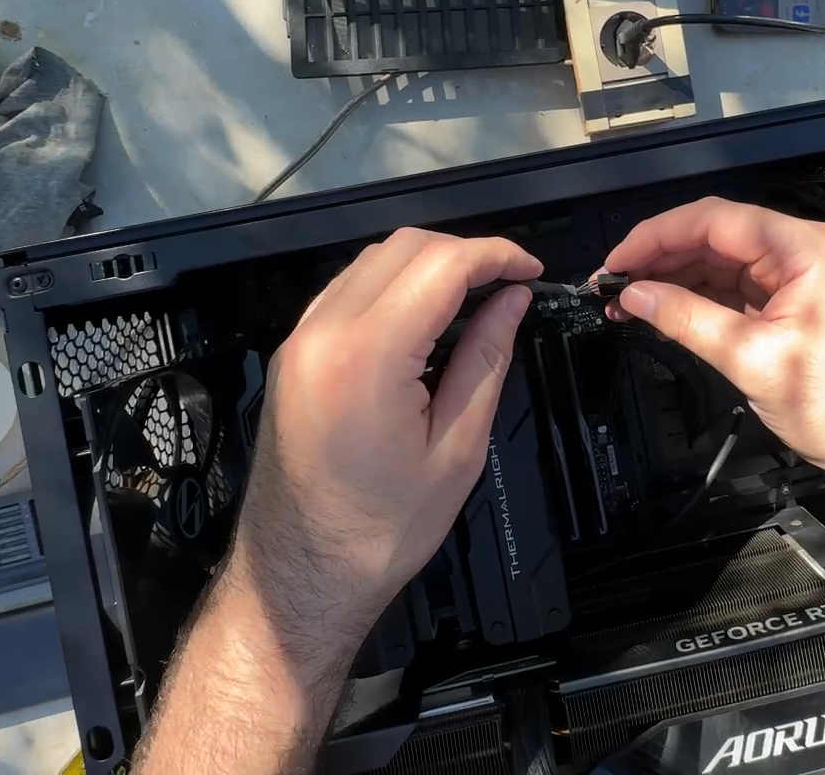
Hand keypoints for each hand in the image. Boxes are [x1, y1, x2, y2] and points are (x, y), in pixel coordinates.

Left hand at [229, 228, 539, 648]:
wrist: (297, 577)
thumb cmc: (383, 529)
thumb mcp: (457, 449)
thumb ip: (487, 358)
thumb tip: (513, 300)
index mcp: (367, 356)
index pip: (442, 264)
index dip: (497, 255)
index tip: (532, 272)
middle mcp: (323, 331)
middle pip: (406, 246)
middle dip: (466, 252)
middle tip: (509, 284)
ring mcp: (299, 338)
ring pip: (375, 258)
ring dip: (430, 261)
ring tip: (475, 295)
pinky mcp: (292, 350)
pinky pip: (349, 287)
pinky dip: (395, 281)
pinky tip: (424, 312)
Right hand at [603, 198, 824, 483]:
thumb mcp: (752, 360)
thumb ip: (687, 319)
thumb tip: (635, 296)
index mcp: (806, 249)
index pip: (714, 220)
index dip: (656, 236)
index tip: (617, 261)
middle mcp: (807, 250)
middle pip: (717, 236)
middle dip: (662, 258)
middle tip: (615, 285)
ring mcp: (805, 275)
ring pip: (725, 261)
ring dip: (678, 278)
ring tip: (632, 301)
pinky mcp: (800, 300)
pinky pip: (741, 285)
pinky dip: (704, 296)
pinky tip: (670, 310)